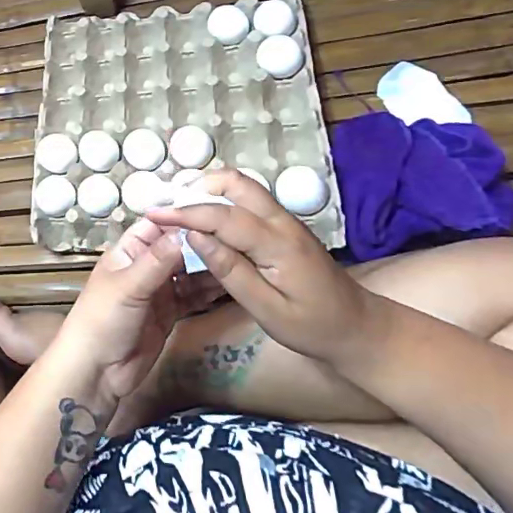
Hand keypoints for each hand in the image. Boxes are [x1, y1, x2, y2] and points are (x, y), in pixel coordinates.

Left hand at [48, 218, 221, 402]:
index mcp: (128, 251)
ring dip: (210, 267)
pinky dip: (209, 291)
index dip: (183, 217)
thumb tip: (187, 230)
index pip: (158, 225)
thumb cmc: (103, 320)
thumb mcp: (129, 286)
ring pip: (189, 272)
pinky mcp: (169, 312)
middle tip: (238, 237)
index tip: (216, 211)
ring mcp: (158, 289)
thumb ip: (158, 260)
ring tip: (241, 259)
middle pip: (178, 248)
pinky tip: (232, 285)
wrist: (97, 371)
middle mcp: (145, 266)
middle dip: (203, 243)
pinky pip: (193, 296)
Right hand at [144, 169, 383, 366]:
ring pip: (242, 186)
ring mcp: (285, 219)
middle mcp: (282, 221)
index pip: (223, 216)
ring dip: (208, 190)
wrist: (359, 329)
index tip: (153, 214)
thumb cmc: (312, 327)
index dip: (184, 213)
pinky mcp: (284, 225)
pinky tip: (206, 221)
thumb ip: (230, 271)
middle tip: (168, 208)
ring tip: (181, 211)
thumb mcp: (266, 310)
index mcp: (278, 244)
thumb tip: (194, 236)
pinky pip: (248, 200)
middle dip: (197, 188)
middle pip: (236, 183)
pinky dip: (221, 201)